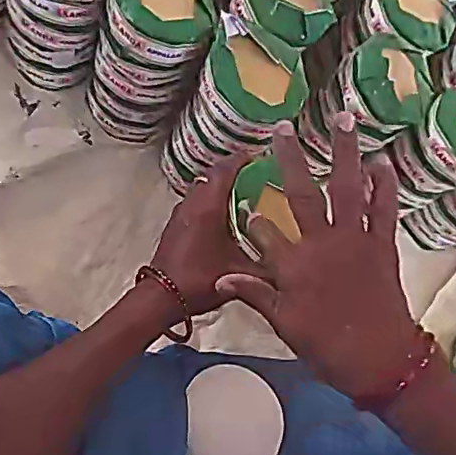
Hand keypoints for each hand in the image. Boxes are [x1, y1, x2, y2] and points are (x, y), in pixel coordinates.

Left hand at [148, 153, 261, 316]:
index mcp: (209, 205)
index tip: (262, 158)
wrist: (161, 297)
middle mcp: (192, 202)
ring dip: (220, 187)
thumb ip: (268, 265)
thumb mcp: (241, 273)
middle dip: (234, 172)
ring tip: (244, 196)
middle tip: (257, 177)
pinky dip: (209, 201)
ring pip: (202, 188)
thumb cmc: (200, 279)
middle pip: (213, 175)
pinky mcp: (174, 225)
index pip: (226, 169)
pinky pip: (195, 202)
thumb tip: (294, 263)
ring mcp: (180, 213)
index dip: (244, 160)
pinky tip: (223, 219)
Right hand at [216, 114, 428, 399]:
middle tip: (282, 129)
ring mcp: (355, 239)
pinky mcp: (382, 245)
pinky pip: (384, 209)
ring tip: (343, 121)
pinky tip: (380, 164)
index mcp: (293, 264)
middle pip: (302, 192)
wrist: (381, 360)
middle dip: (290, 159)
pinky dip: (383, 185)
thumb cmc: (327, 346)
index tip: (243, 204)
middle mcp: (322, 242)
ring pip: (347, 188)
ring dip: (344, 153)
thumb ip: (255, 294)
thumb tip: (223, 276)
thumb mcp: (284, 324)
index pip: (264, 231)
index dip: (252, 219)